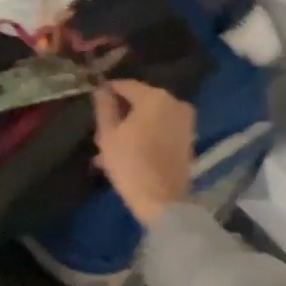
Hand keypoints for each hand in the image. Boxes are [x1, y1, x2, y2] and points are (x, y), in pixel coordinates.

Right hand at [92, 80, 194, 226]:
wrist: (162, 201)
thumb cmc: (130, 164)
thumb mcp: (107, 134)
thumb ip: (104, 107)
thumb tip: (102, 89)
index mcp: (154, 97)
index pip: (126, 85)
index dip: (109, 91)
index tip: (96, 98)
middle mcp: (174, 103)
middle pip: (141, 102)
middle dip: (122, 114)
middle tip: (102, 130)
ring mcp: (185, 121)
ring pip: (152, 118)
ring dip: (133, 128)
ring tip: (112, 147)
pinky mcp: (189, 139)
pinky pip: (163, 130)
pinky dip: (147, 136)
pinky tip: (131, 152)